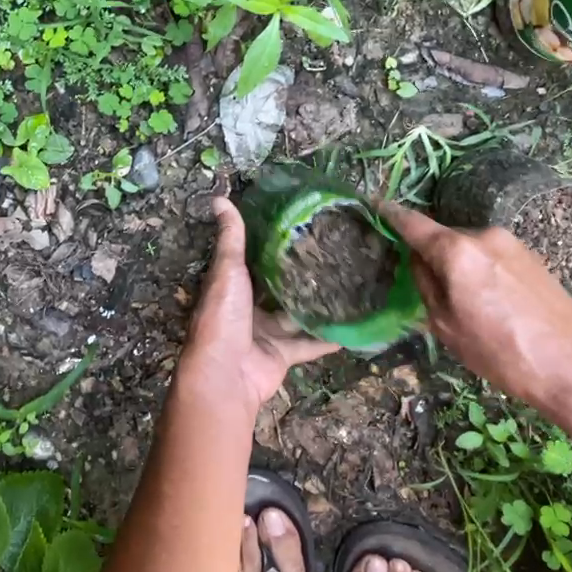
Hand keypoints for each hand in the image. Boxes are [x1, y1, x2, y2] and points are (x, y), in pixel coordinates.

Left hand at [176, 197, 340, 417]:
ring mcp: (264, 332)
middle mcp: (246, 306)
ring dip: (315, 305)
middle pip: (275, 288)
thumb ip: (231, 237)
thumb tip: (218, 198)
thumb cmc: (223, 315)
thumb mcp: (227, 269)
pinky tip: (352, 327)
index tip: (298, 227)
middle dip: (297, 275)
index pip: (251, 260)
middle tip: (331, 254)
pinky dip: (327, 338)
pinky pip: (308, 344)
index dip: (270, 245)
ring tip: (346, 285)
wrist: (225, 373)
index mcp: (230, 284)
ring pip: (294, 315)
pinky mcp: (282, 354)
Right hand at [377, 203, 571, 414]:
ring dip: (459, 267)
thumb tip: (419, 262)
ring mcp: (513, 245)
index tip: (372, 203)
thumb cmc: (502, 353)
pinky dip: (482, 273)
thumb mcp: (446, 326)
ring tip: (468, 306)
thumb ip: (425, 285)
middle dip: (431, 256)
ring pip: (469, 249)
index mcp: (456, 251)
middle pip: (443, 239)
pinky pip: (492, 258)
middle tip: (430, 291)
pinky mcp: (535, 260)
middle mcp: (484, 237)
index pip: (412, 224)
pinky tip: (494, 307)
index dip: (389, 213)